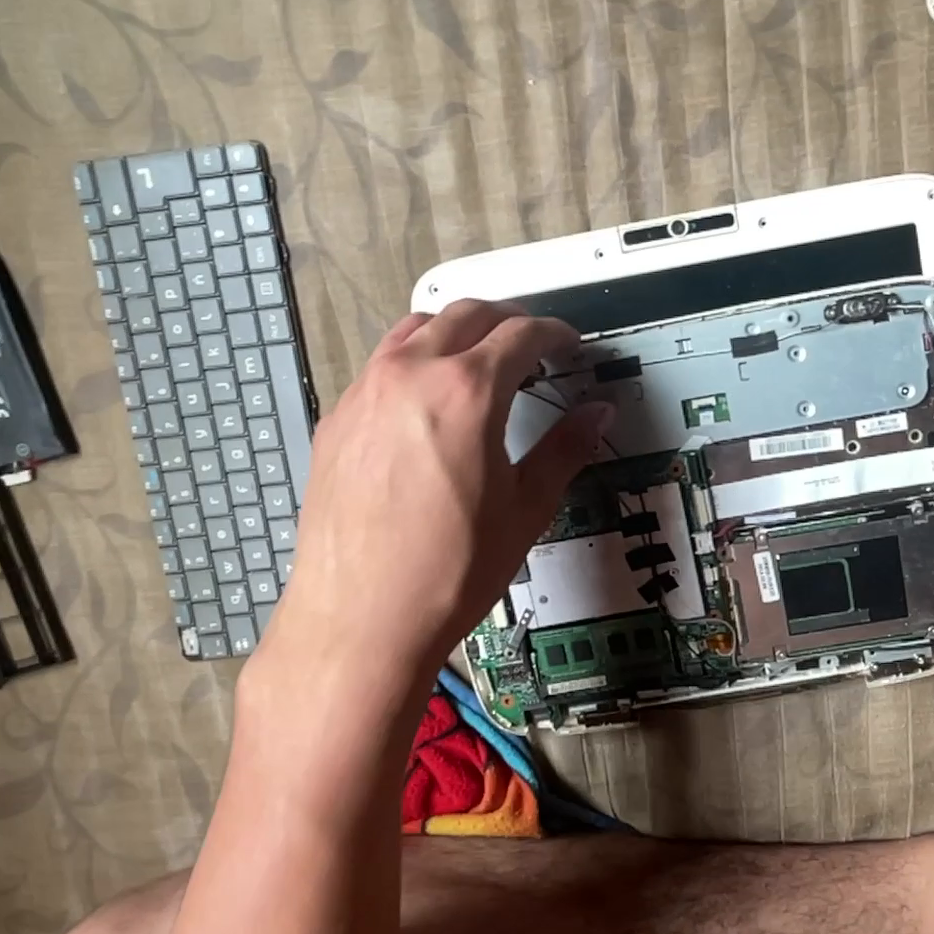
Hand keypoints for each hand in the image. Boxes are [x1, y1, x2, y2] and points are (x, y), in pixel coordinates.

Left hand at [258, 300, 611, 712]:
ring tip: (483, 358)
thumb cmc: (449, 571)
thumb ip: (565, 448)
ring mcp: (364, 393)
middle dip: (509, 320)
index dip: (555, 334)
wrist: (361, 619)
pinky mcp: (337, 419)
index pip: (521, 335)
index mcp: (466, 392)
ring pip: (416, 327)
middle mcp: (410, 376)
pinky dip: (416, 359)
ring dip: (459, 329)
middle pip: (467, 314)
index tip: (569, 344)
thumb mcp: (526, 508)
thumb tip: (596, 414)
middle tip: (535, 343)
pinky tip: (431, 399)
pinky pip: (381, 363)